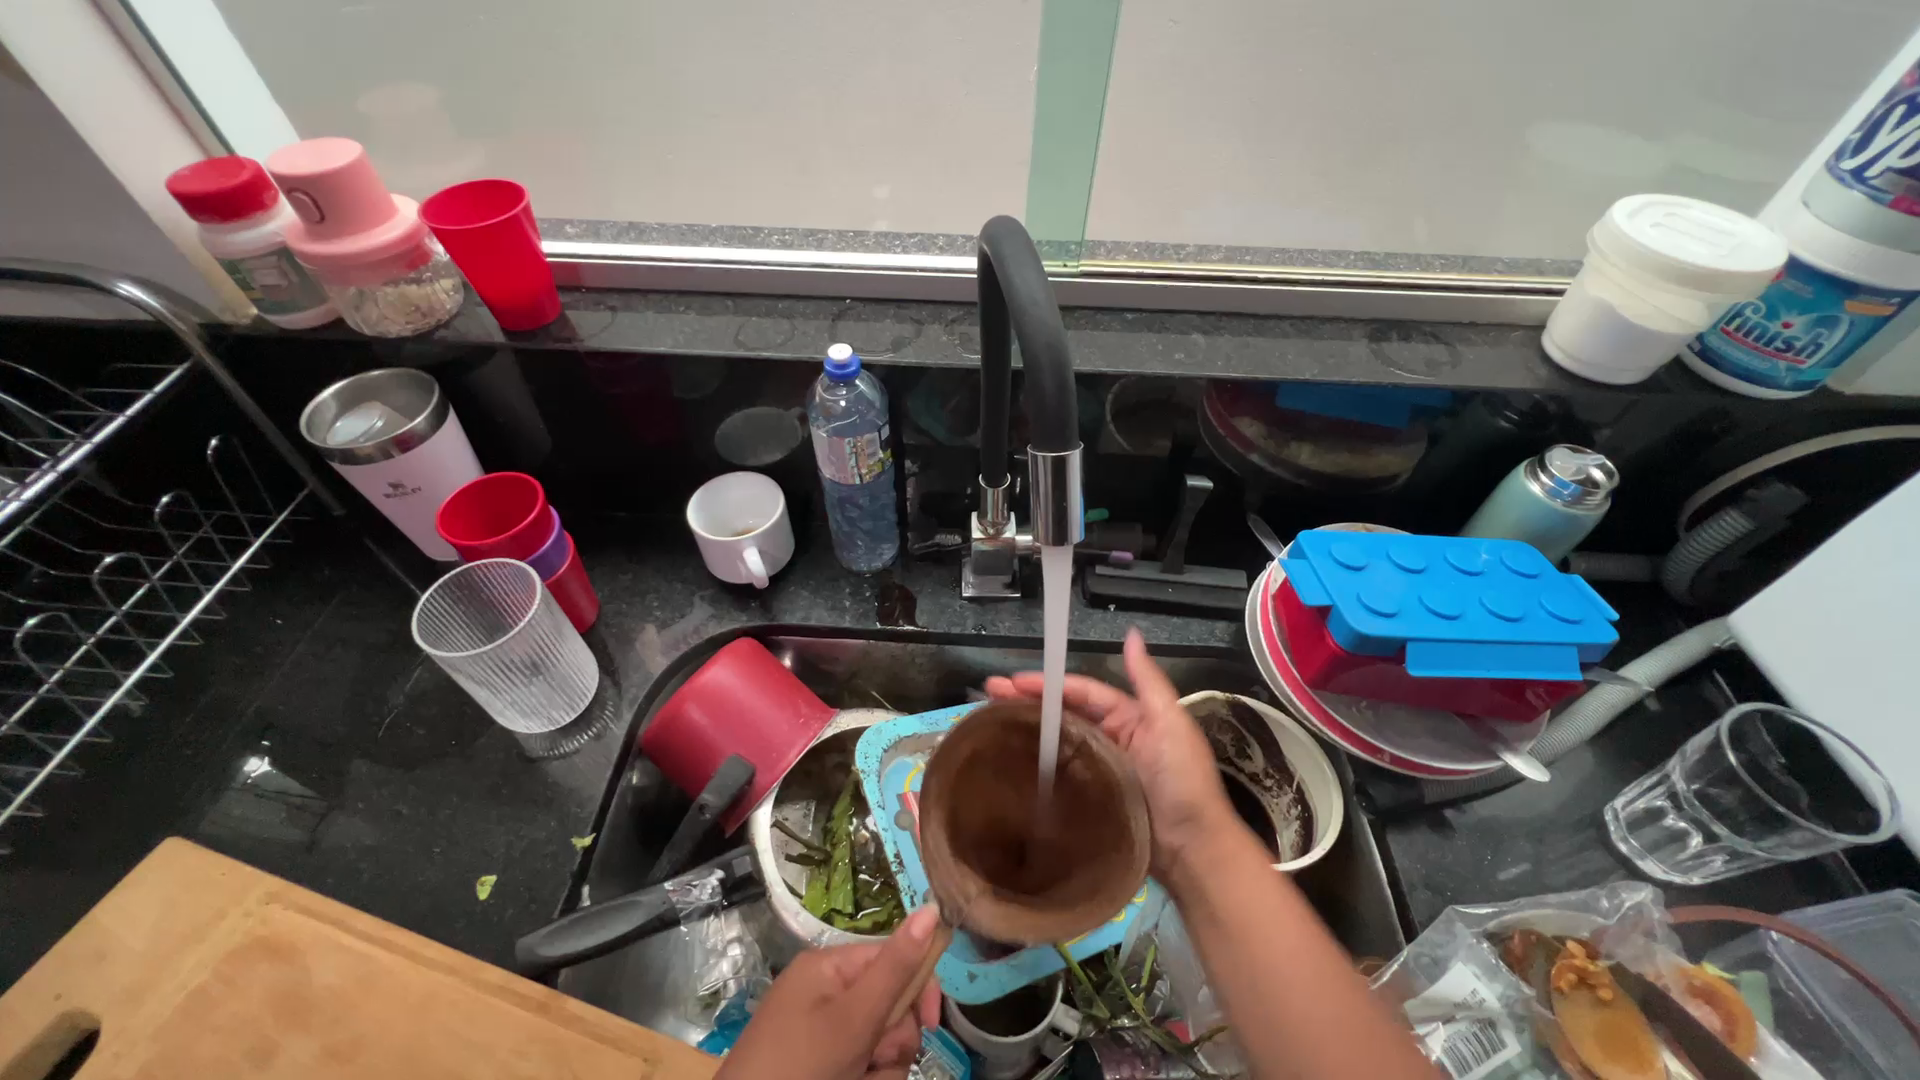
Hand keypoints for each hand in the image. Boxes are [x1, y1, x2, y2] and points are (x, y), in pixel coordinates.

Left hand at [715, 905, 943, 1079]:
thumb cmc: (800, 1067)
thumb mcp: (854, 1018)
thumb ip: (896, 968)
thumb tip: (933, 908)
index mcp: (829, 968)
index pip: (893, 958)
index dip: (919, 989)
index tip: (932, 1025)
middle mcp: (826, 995)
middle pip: (890, 1007)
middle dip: (892, 1042)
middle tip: (871, 1062)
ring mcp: (822, 1035)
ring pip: (882, 1045)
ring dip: (879, 1071)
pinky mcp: (822, 1067)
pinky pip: (863, 1069)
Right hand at [985, 628, 1236, 875]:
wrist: (1193, 851)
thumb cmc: (1183, 781)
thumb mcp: (1171, 723)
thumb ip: (1148, 680)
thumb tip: (1132, 633)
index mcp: (1129, 717)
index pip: (1080, 692)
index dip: (1047, 684)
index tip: (1010, 681)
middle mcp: (1110, 739)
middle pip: (1061, 715)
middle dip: (1025, 702)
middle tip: (985, 697)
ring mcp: (1098, 772)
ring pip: (1055, 744)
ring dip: (1024, 731)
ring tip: (987, 726)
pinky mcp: (1089, 802)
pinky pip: (1057, 777)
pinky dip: (1033, 767)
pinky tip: (1007, 765)